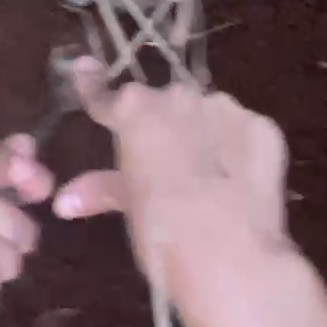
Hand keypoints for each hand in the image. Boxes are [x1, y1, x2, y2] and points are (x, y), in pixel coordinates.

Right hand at [54, 59, 326, 326]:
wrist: (233, 258)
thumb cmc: (163, 232)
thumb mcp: (128, 207)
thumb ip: (99, 188)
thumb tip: (64, 201)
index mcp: (133, 109)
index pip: (105, 91)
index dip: (94, 84)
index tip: (86, 67)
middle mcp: (176, 96)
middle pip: (162, 102)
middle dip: (161, 123)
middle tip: (164, 161)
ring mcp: (223, 107)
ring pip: (206, 113)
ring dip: (202, 133)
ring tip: (209, 175)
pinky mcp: (262, 127)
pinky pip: (243, 132)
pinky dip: (238, 150)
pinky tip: (239, 181)